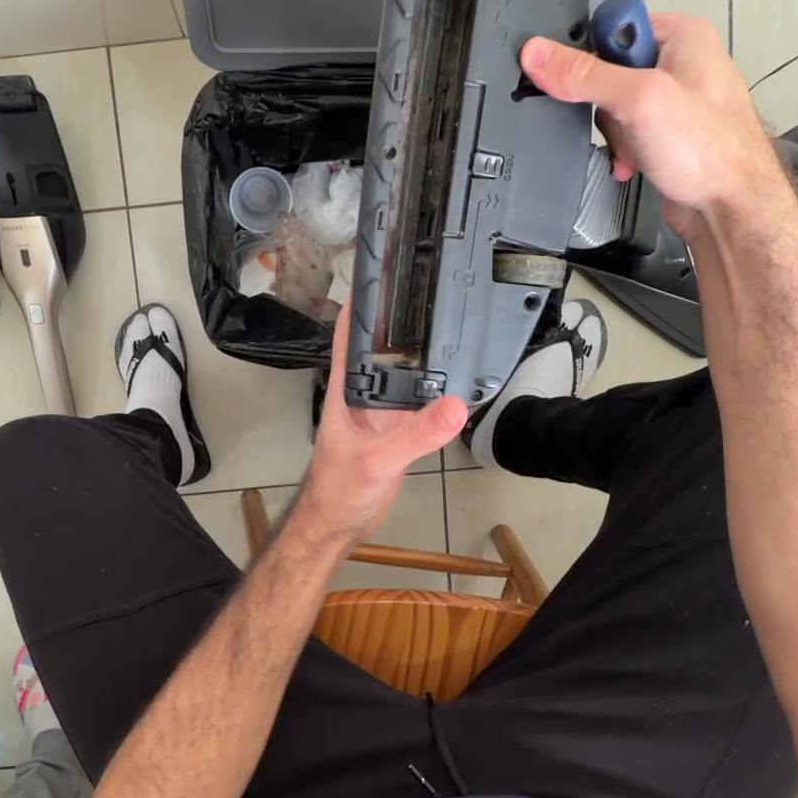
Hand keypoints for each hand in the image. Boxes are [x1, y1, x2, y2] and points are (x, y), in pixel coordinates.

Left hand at [291, 306, 467, 544]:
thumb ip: (415, 435)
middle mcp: (363, 396)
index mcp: (347, 391)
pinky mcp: (396, 433)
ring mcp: (380, 414)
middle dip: (403, 322)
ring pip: (404, 375)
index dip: (361, 303)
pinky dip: (437, 392)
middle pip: (382, 349)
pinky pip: (419, 405)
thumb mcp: (378, 461)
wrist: (338, 524)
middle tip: (434, 289)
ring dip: (423, 357)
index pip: (349, 336)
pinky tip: (459, 381)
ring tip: (453, 324)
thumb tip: (457, 405)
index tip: (382, 272)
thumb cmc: (339, 490)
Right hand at [520, 13, 787, 238]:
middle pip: (608, 72)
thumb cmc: (705, 150)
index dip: (591, 57)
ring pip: (613, 108)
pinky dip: (622, 151)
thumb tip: (537, 53)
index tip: (584, 83)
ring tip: (634, 149)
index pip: (613, 27)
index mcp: (682, 35)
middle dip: (604, 109)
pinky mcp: (666, 132)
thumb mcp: (637, 101)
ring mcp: (674, 99)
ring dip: (614, 136)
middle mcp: (680, 61)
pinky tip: (633, 163)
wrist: (728, 206)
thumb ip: (585, 76)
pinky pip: (625, 133)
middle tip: (622, 123)